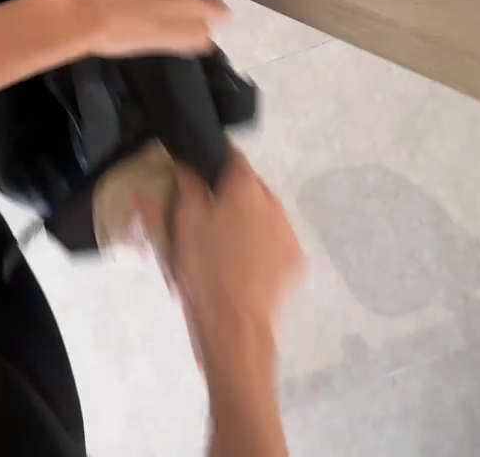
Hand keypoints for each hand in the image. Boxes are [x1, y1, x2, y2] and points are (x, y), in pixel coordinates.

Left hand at [46, 0, 231, 56]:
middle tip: (207, 5)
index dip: (200, 31)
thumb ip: (162, 37)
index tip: (195, 31)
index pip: (205, 35)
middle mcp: (185, 7)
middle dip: (215, 6)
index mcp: (180, 35)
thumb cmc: (103, 35)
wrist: (83, 13)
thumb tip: (170, 31)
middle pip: (216, 7)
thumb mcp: (138, 45)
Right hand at [168, 148, 303, 377]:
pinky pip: (273, 237)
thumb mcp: (184, 219)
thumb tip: (186, 160)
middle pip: (248, 184)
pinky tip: (242, 257)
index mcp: (245, 187)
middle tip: (205, 207)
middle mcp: (273, 203)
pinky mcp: (295, 261)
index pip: (233, 155)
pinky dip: (259, 239)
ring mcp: (288, 233)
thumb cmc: (203, 266)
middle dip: (229, 189)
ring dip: (245, 214)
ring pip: (262, 211)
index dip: (214, 156)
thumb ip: (186, 182)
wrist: (235, 324)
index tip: (198, 165)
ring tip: (223, 236)